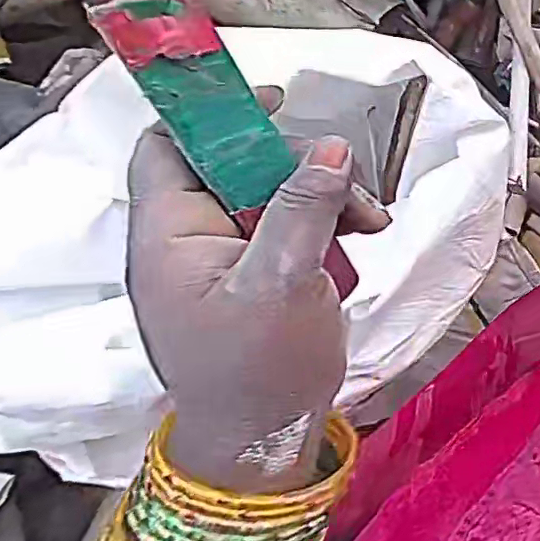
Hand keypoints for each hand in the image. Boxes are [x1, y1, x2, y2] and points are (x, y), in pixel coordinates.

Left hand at [126, 87, 388, 490]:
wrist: (269, 438)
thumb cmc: (257, 373)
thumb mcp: (280, 285)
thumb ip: (302, 210)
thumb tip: (331, 147)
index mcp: (172, 235)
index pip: (171, 148)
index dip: (214, 116)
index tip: (272, 102)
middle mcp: (197, 236)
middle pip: (242, 163)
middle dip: (300, 166)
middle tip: (345, 183)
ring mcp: (235, 251)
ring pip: (280, 188)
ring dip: (328, 193)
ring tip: (368, 220)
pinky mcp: (267, 265)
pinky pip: (299, 218)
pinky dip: (333, 217)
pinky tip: (364, 231)